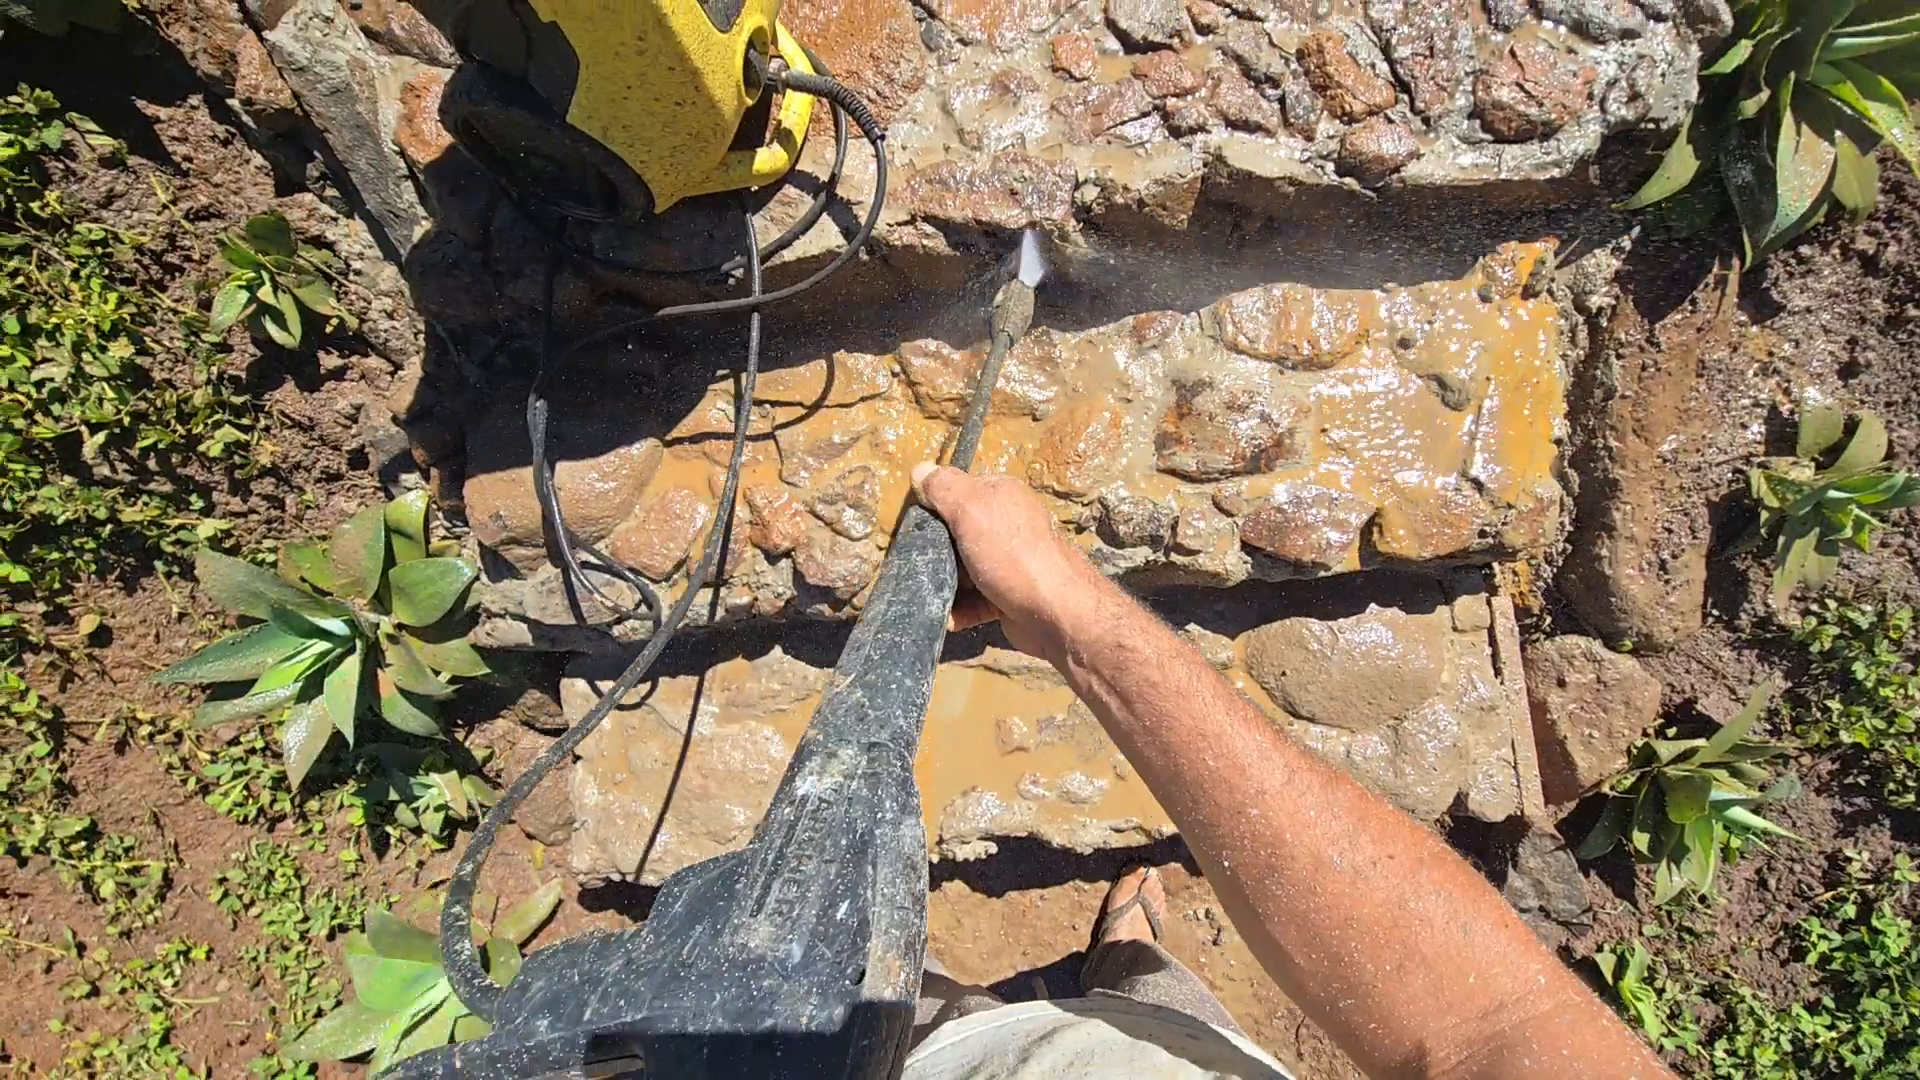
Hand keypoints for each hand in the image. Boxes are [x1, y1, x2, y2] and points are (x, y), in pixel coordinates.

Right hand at [910, 462, 1100, 664]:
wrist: (1055, 612)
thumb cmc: (1012, 554)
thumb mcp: (972, 509)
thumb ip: (944, 488)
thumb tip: (920, 468)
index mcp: (1001, 497)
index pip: (960, 492)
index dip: (935, 506)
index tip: (912, 524)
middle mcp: (1006, 527)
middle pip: (957, 534)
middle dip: (934, 550)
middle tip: (912, 562)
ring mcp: (1007, 564)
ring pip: (963, 571)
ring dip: (943, 585)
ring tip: (923, 594)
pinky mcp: (1005, 597)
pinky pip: (973, 602)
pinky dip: (958, 610)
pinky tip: (946, 617)